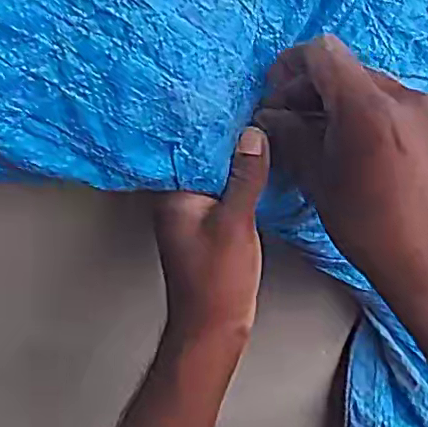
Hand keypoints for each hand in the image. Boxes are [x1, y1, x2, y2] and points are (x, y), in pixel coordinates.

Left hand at [151, 126, 269, 340]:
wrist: (214, 328)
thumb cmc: (216, 281)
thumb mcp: (235, 222)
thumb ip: (245, 177)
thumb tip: (253, 135)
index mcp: (171, 196)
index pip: (183, 147)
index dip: (204, 123)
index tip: (224, 98)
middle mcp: (175, 201)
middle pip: (198, 159)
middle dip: (221, 137)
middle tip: (246, 107)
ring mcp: (191, 214)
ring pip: (212, 175)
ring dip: (230, 158)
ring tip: (254, 128)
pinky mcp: (207, 226)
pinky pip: (221, 192)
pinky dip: (236, 180)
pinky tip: (256, 167)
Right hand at [254, 35, 427, 304]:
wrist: (424, 256)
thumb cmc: (363, 222)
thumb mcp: (314, 175)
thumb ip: (288, 134)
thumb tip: (267, 115)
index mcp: (367, 108)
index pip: (323, 54)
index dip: (291, 64)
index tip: (275, 89)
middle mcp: (402, 97)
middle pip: (344, 68)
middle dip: (311, 88)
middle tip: (287, 118)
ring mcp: (425, 107)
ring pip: (367, 84)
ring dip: (337, 100)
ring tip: (320, 133)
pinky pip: (391, 100)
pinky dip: (365, 110)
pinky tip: (353, 142)